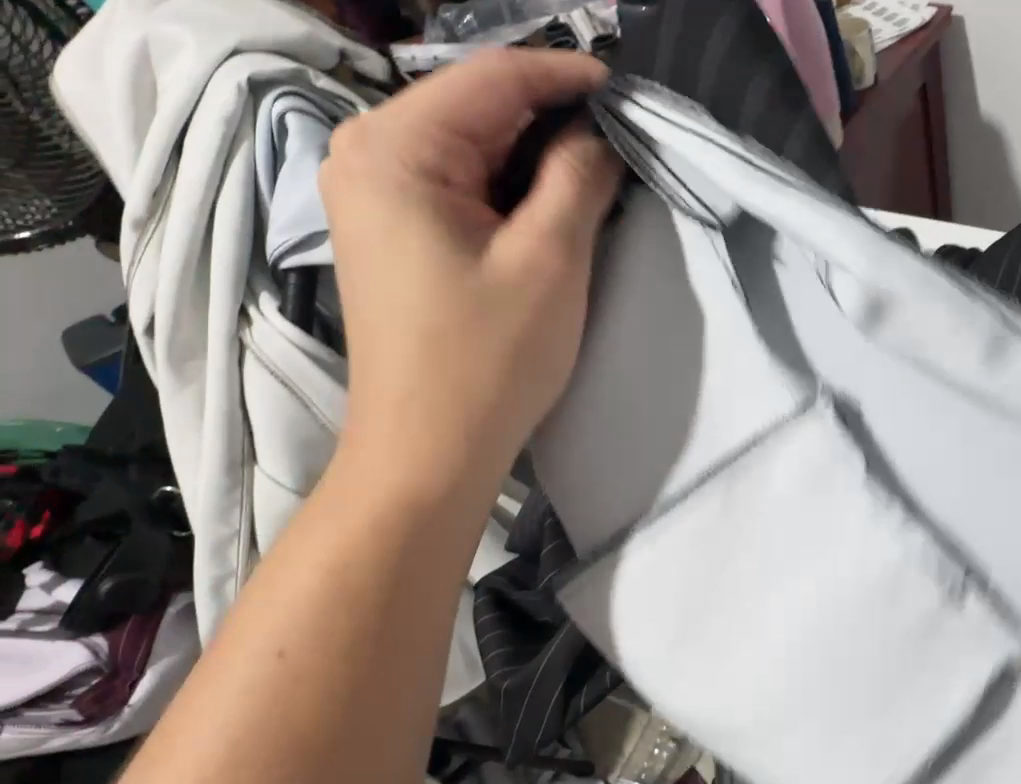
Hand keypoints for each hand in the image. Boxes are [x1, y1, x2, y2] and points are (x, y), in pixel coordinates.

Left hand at [320, 48, 623, 490]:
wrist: (431, 446)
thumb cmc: (489, 356)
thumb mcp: (550, 260)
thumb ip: (579, 178)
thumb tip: (601, 132)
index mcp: (395, 147)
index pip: (492, 78)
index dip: (566, 75)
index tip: (629, 88)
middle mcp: (367, 152)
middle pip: (476, 105)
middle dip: (552, 115)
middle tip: (624, 133)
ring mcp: (372, 192)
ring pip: (471, 145)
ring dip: (536, 153)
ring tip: (602, 166)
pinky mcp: (391, 229)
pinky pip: (458, 182)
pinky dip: (510, 186)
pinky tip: (554, 201)